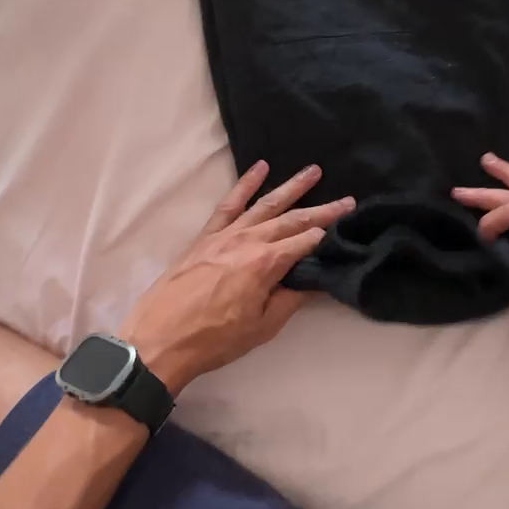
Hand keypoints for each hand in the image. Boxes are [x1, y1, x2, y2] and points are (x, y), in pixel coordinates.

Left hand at [119, 162, 351, 393]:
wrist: (160, 340)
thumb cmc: (215, 340)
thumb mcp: (263, 327)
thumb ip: (291, 299)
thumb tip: (317, 280)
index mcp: (266, 264)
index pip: (306, 243)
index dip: (328, 236)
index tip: (348, 228)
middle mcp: (248, 241)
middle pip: (292, 220)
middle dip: (322, 210)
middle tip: (348, 200)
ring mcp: (225, 235)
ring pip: (265, 205)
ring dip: (291, 187)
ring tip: (313, 171)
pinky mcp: (206, 236)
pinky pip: (229, 204)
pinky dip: (245, 184)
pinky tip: (260, 168)